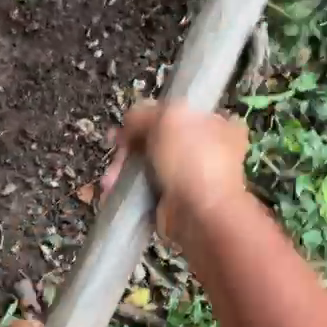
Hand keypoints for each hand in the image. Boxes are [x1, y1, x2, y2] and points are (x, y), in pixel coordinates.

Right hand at [104, 101, 250, 248]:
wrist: (201, 213)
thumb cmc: (192, 159)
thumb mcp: (169, 118)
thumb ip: (146, 112)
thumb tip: (130, 120)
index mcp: (216, 123)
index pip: (175, 113)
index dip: (148, 117)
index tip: (126, 126)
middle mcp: (205, 149)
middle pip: (155, 140)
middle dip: (129, 147)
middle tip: (117, 153)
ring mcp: (189, 177)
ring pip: (146, 165)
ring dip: (123, 170)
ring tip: (110, 181)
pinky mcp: (173, 201)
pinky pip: (143, 188)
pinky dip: (126, 189)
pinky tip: (113, 190)